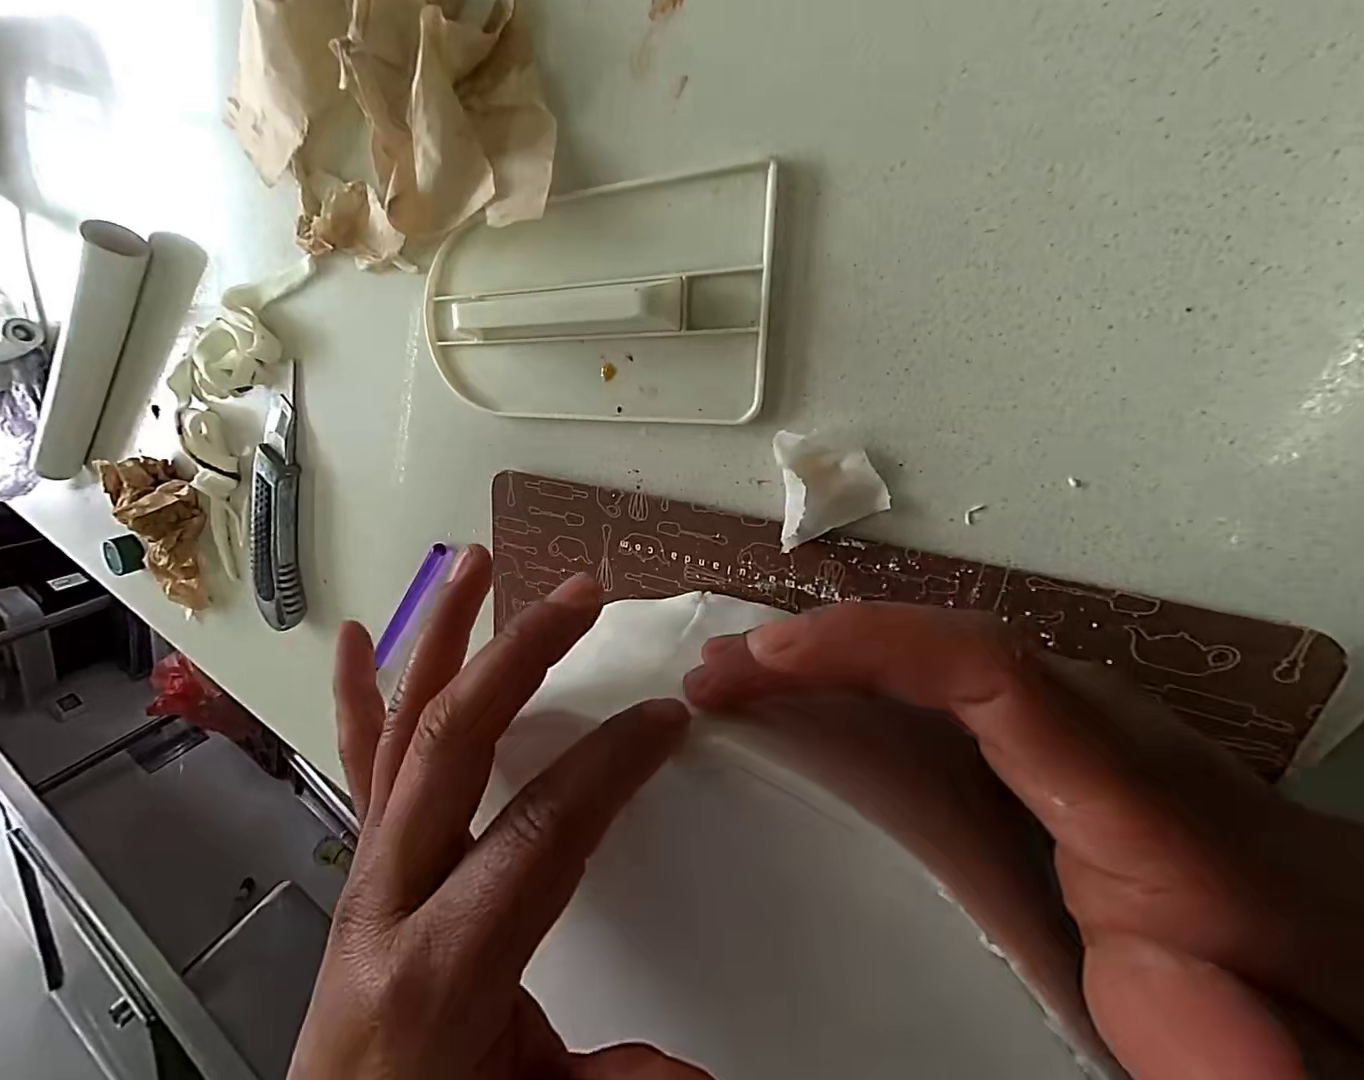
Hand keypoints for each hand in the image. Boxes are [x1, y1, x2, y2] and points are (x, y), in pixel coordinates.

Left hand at [292, 545, 708, 1079]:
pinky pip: (356, 756)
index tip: (661, 719)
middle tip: (571, 598)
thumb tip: (693, 1073)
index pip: (538, 834)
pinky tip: (353, 637)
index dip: (605, 769)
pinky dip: (356, 691)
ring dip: (437, 636)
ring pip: (400, 723)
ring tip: (470, 564)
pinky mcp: (361, 851)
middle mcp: (393, 887)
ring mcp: (369, 857)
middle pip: (453, 741)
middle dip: (516, 658)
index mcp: (443, 962)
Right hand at [684, 602, 1363, 1079]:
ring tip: (733, 672)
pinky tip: (796, 695)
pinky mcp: (1043, 749)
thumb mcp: (1275, 1058)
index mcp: (1143, 803)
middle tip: (714, 672)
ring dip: (820, 654)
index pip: (993, 675)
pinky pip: (933, 685)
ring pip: (932, 655)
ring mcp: (1073, 734)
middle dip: (814, 644)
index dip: (869, 644)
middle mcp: (1104, 740)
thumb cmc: (1292, 1022)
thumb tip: (1160, 985)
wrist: (1351, 994)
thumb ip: (1233, 1043)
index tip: (762, 655)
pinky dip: (850, 678)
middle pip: (942, 644)